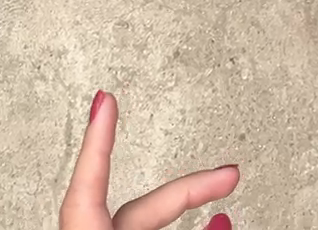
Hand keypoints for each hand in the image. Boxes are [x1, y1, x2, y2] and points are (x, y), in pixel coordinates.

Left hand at [60, 91, 238, 229]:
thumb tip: (221, 222)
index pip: (88, 186)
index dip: (98, 140)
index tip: (104, 99)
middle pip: (137, 208)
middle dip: (190, 189)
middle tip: (230, 176)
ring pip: (138, 226)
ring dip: (178, 211)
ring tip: (220, 192)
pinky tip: (203, 225)